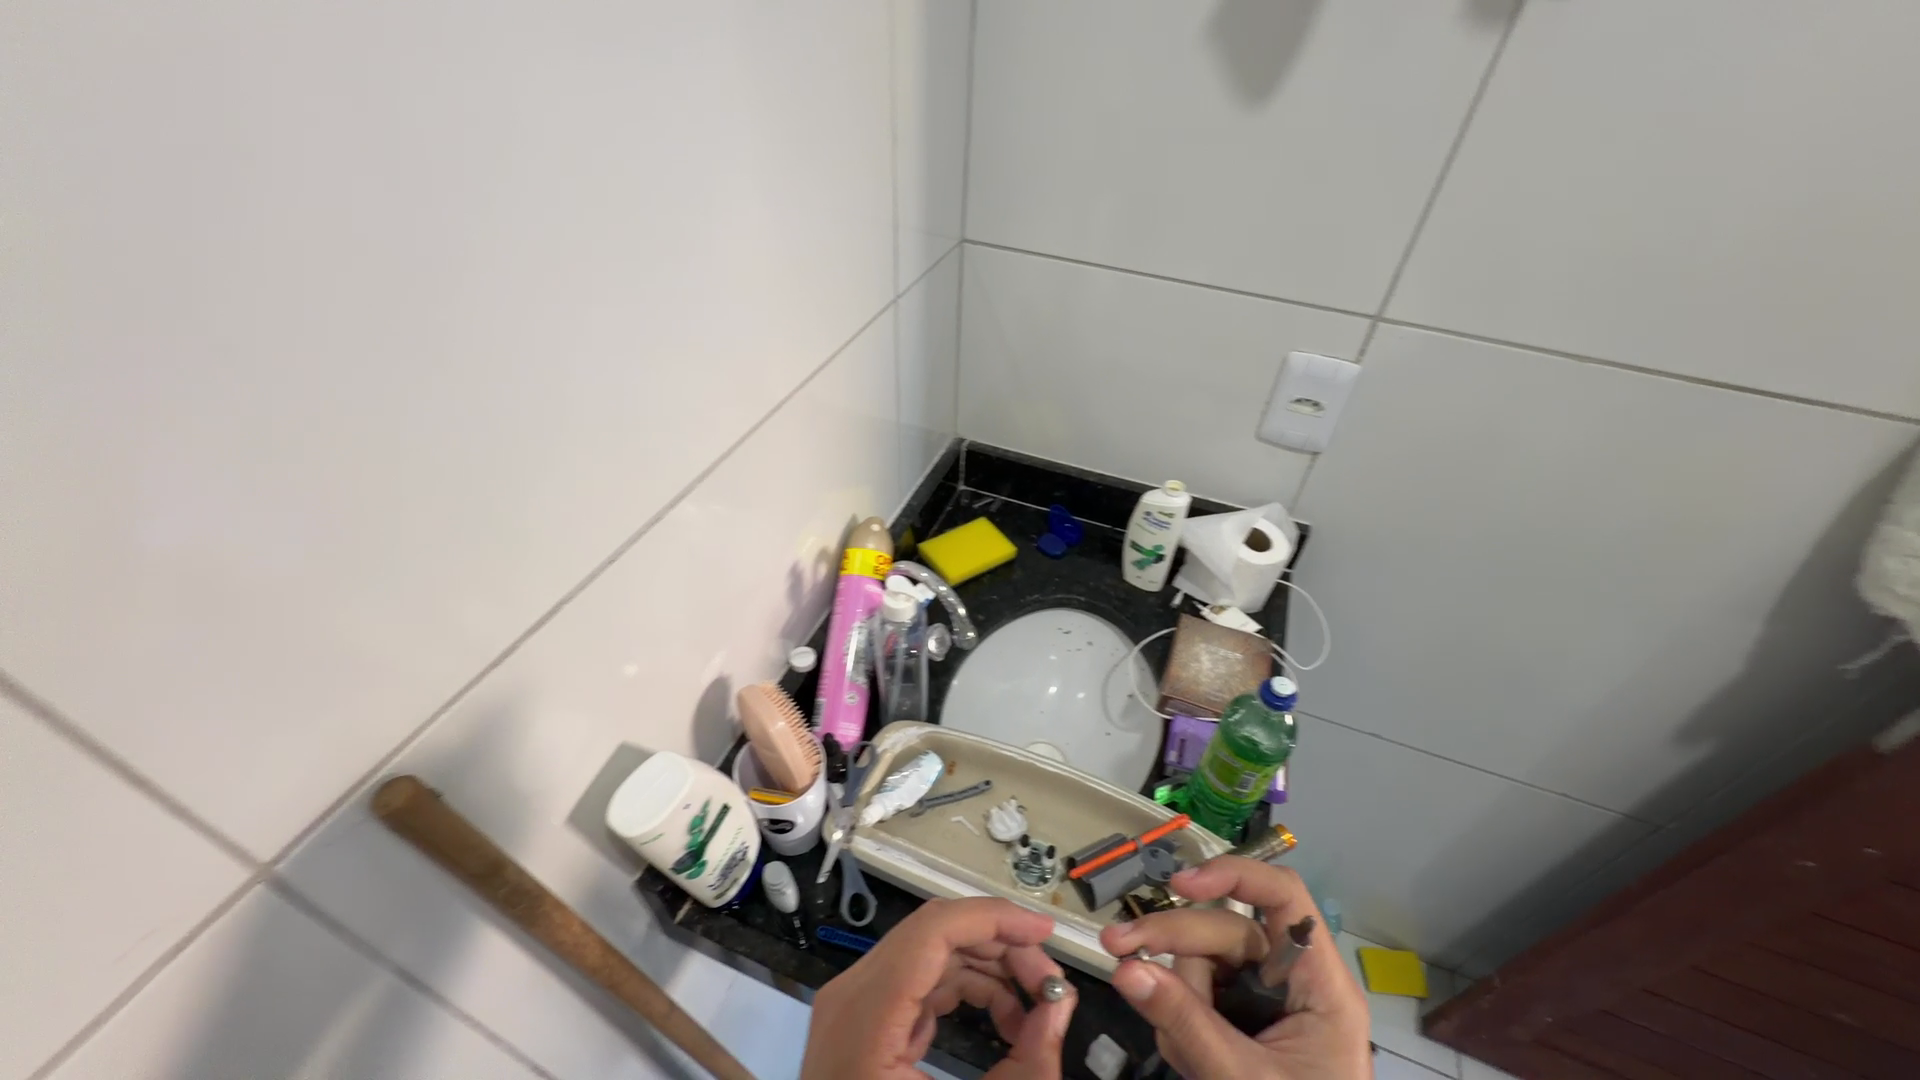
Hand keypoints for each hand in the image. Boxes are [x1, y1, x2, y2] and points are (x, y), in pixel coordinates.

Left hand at [801, 897, 1077, 1079]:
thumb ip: (1026, 1066)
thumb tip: (1062, 1003)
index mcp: (864, 1014)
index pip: (932, 931)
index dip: (992, 919)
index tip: (1044, 931)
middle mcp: (852, 992)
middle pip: (935, 934)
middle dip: (1002, 948)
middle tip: (1049, 985)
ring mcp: (855, 1001)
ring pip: (933, 951)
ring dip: (990, 969)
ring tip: (1034, 1011)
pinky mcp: (867, 1014)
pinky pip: (922, 978)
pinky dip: (967, 988)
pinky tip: (1004, 1022)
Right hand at [1099, 858, 1370, 1079]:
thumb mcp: (1243, 1079)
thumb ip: (1187, 1024)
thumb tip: (1126, 968)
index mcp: (1319, 984)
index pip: (1283, 896)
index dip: (1233, 875)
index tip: (1179, 884)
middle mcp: (1291, 979)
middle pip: (1224, 929)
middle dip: (1169, 939)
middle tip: (1114, 947)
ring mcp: (1263, 1000)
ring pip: (1202, 962)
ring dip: (1176, 996)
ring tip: (1178, 1052)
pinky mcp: (1240, 1021)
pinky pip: (1196, 994)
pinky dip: (1177, 1018)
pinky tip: (1182, 1054)